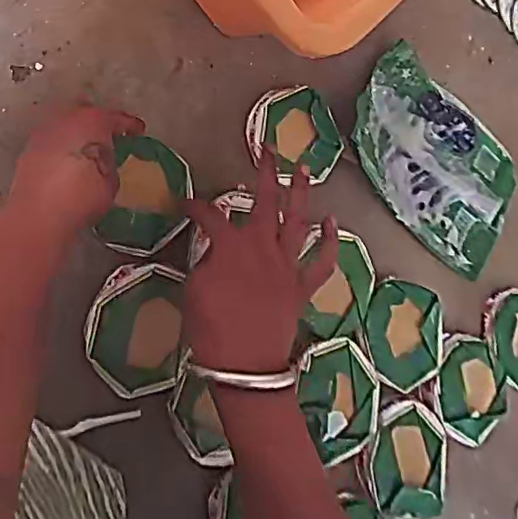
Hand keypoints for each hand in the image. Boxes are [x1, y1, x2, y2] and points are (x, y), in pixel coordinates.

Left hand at [5, 106, 144, 235]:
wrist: (38, 214)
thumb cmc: (84, 195)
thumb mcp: (111, 181)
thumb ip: (110, 162)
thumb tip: (103, 159)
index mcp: (94, 120)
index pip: (117, 118)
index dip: (130, 125)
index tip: (137, 131)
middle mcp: (67, 118)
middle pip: (87, 112)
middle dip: (98, 122)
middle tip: (108, 138)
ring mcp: (45, 131)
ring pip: (65, 125)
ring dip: (76, 134)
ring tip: (85, 151)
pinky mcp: (28, 149)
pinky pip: (51, 141)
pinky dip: (60, 147)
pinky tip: (65, 162)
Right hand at [182, 155, 338, 373]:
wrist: (245, 370)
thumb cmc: (211, 330)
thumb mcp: (193, 290)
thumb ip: (204, 260)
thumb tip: (211, 249)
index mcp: (232, 247)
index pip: (210, 216)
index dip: (195, 207)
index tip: (185, 205)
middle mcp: (263, 247)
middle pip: (266, 201)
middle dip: (265, 172)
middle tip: (266, 148)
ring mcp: (286, 265)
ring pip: (298, 220)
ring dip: (301, 192)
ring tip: (303, 168)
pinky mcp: (301, 286)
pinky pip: (322, 260)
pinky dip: (330, 241)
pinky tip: (332, 221)